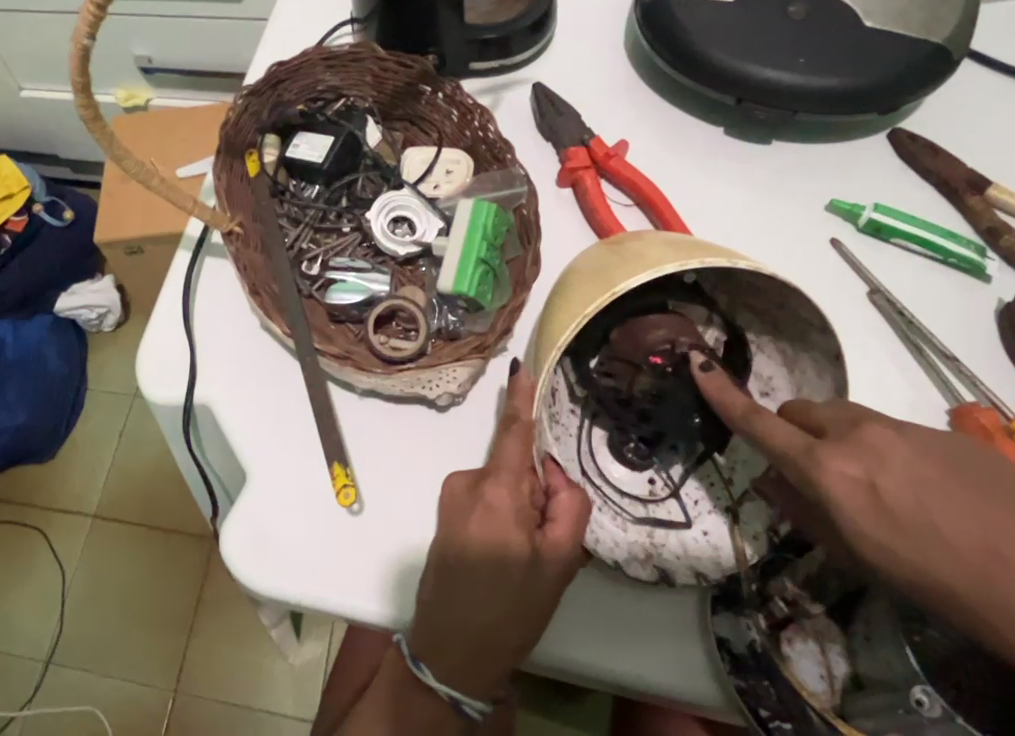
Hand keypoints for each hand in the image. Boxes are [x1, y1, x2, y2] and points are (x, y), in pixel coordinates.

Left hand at [406, 358, 592, 702]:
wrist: (452, 651)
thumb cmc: (510, 610)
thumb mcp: (559, 563)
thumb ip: (568, 505)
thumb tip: (553, 472)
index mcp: (497, 491)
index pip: (515, 433)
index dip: (522, 398)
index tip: (521, 363)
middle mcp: (468, 482)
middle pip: (518, 466)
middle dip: (540, 492)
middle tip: (547, 543)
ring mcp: (452, 497)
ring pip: (505, 485)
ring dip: (523, 509)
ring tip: (525, 560)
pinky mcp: (446, 512)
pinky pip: (488, 498)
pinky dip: (506, 517)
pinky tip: (507, 560)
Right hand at [690, 366, 1014, 677]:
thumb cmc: (950, 588)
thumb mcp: (865, 560)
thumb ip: (810, 513)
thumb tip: (775, 482)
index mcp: (830, 471)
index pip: (760, 424)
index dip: (722, 394)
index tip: (696, 363)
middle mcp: (860, 436)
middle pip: (803, 413)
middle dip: (793, 433)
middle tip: (809, 474)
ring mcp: (907, 429)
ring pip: (849, 420)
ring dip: (839, 441)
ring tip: (874, 493)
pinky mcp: (949, 435)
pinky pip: (893, 432)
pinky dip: (886, 452)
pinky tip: (926, 498)